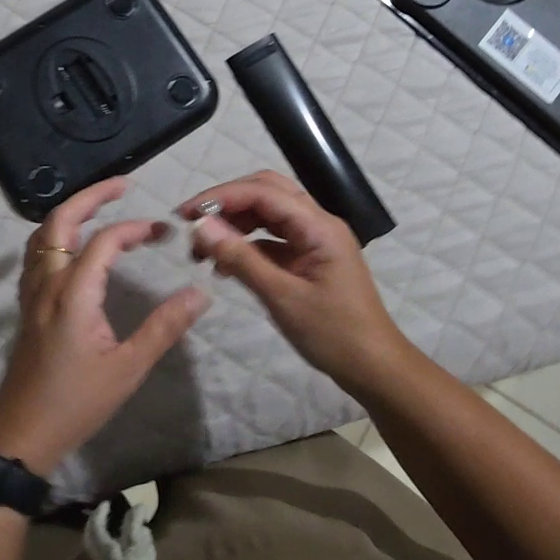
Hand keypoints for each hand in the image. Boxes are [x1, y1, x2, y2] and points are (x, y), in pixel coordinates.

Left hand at [0, 176, 210, 475]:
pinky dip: (55, 236)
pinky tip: (72, 247)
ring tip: (98, 208)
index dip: (134, 229)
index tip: (161, 232)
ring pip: (42, 235)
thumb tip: (199, 294)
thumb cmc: (76, 402)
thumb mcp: (128, 367)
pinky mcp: (26, 305)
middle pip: (60, 221)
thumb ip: (164, 327)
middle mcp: (47, 282)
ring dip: (69, 213)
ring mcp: (31, 292)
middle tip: (121, 186)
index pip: (103, 241)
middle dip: (89, 197)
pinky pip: (36, 255)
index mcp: (73, 292)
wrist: (22, 432)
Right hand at [180, 171, 408, 391]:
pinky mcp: (308, 257)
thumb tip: (200, 227)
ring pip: (267, 213)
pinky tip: (224, 265)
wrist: (374, 367)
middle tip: (192, 224)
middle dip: (227, 203)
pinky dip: (246, 244)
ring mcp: (314, 239)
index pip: (262, 192)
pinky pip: (272, 237)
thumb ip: (240, 259)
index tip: (185, 214)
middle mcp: (318, 223)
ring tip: (203, 249)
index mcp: (318, 226)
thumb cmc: (333, 333)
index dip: (221, 197)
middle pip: (266, 191)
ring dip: (234, 223)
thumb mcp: (282, 297)